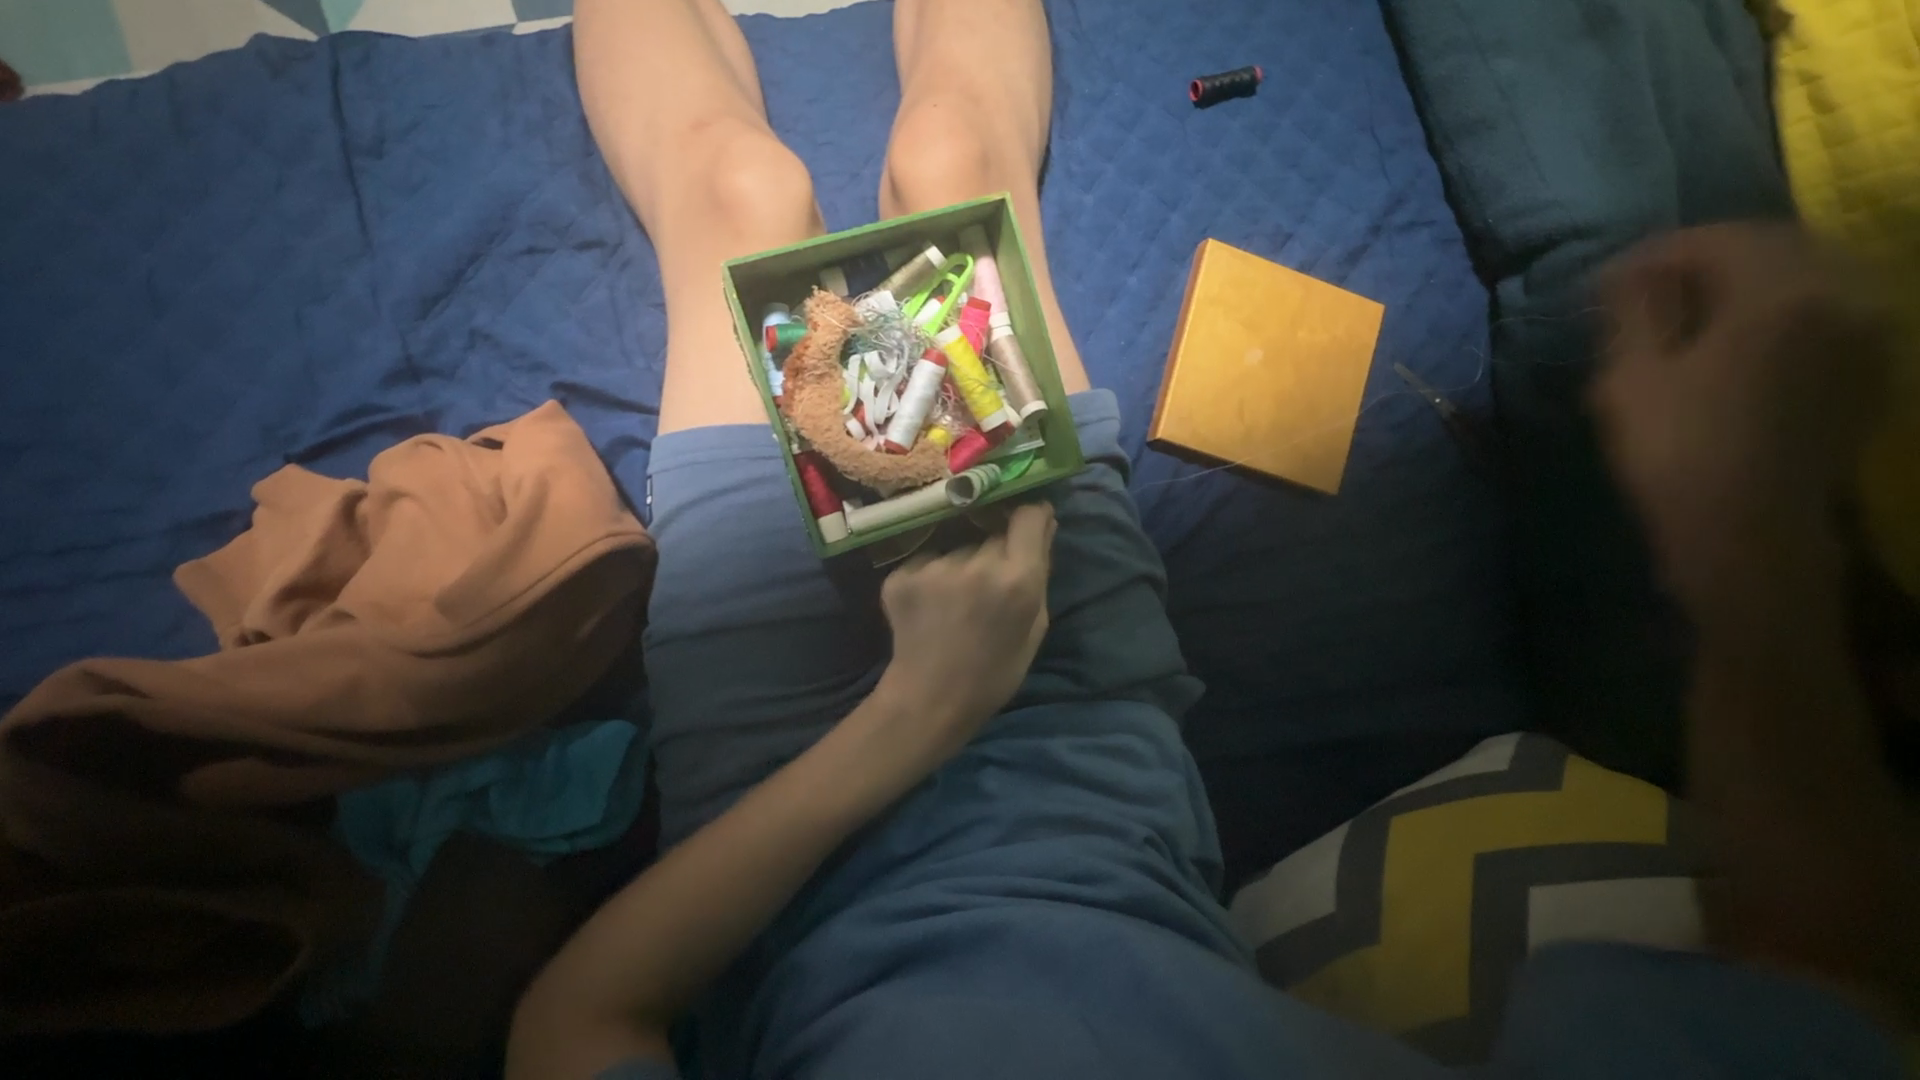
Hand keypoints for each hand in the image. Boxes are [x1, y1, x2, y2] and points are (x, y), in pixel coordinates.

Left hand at [872, 501, 1055, 764]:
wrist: (930, 700)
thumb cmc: (994, 671)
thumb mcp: (1035, 627)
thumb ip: (1041, 572)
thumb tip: (1045, 522)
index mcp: (1017, 579)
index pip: (1028, 515)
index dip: (1030, 518)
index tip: (1028, 525)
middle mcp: (976, 564)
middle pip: (991, 534)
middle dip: (995, 551)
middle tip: (989, 585)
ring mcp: (934, 567)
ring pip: (958, 548)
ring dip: (961, 565)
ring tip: (954, 603)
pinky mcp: (901, 575)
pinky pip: (927, 561)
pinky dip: (931, 578)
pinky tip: (930, 607)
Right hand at [1592, 224, 1891, 616]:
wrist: (1746, 532)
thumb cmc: (1675, 452)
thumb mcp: (1630, 378)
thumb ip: (1634, 313)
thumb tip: (1629, 274)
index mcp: (1779, 294)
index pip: (1718, 241)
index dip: (1657, 253)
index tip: (1608, 279)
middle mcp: (1841, 298)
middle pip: (1774, 248)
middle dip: (1706, 259)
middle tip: (1648, 288)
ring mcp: (1868, 335)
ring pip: (1807, 278)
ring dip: (1746, 283)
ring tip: (1691, 313)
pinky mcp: (1871, 371)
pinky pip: (1828, 313)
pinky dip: (1780, 311)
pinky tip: (1740, 340)